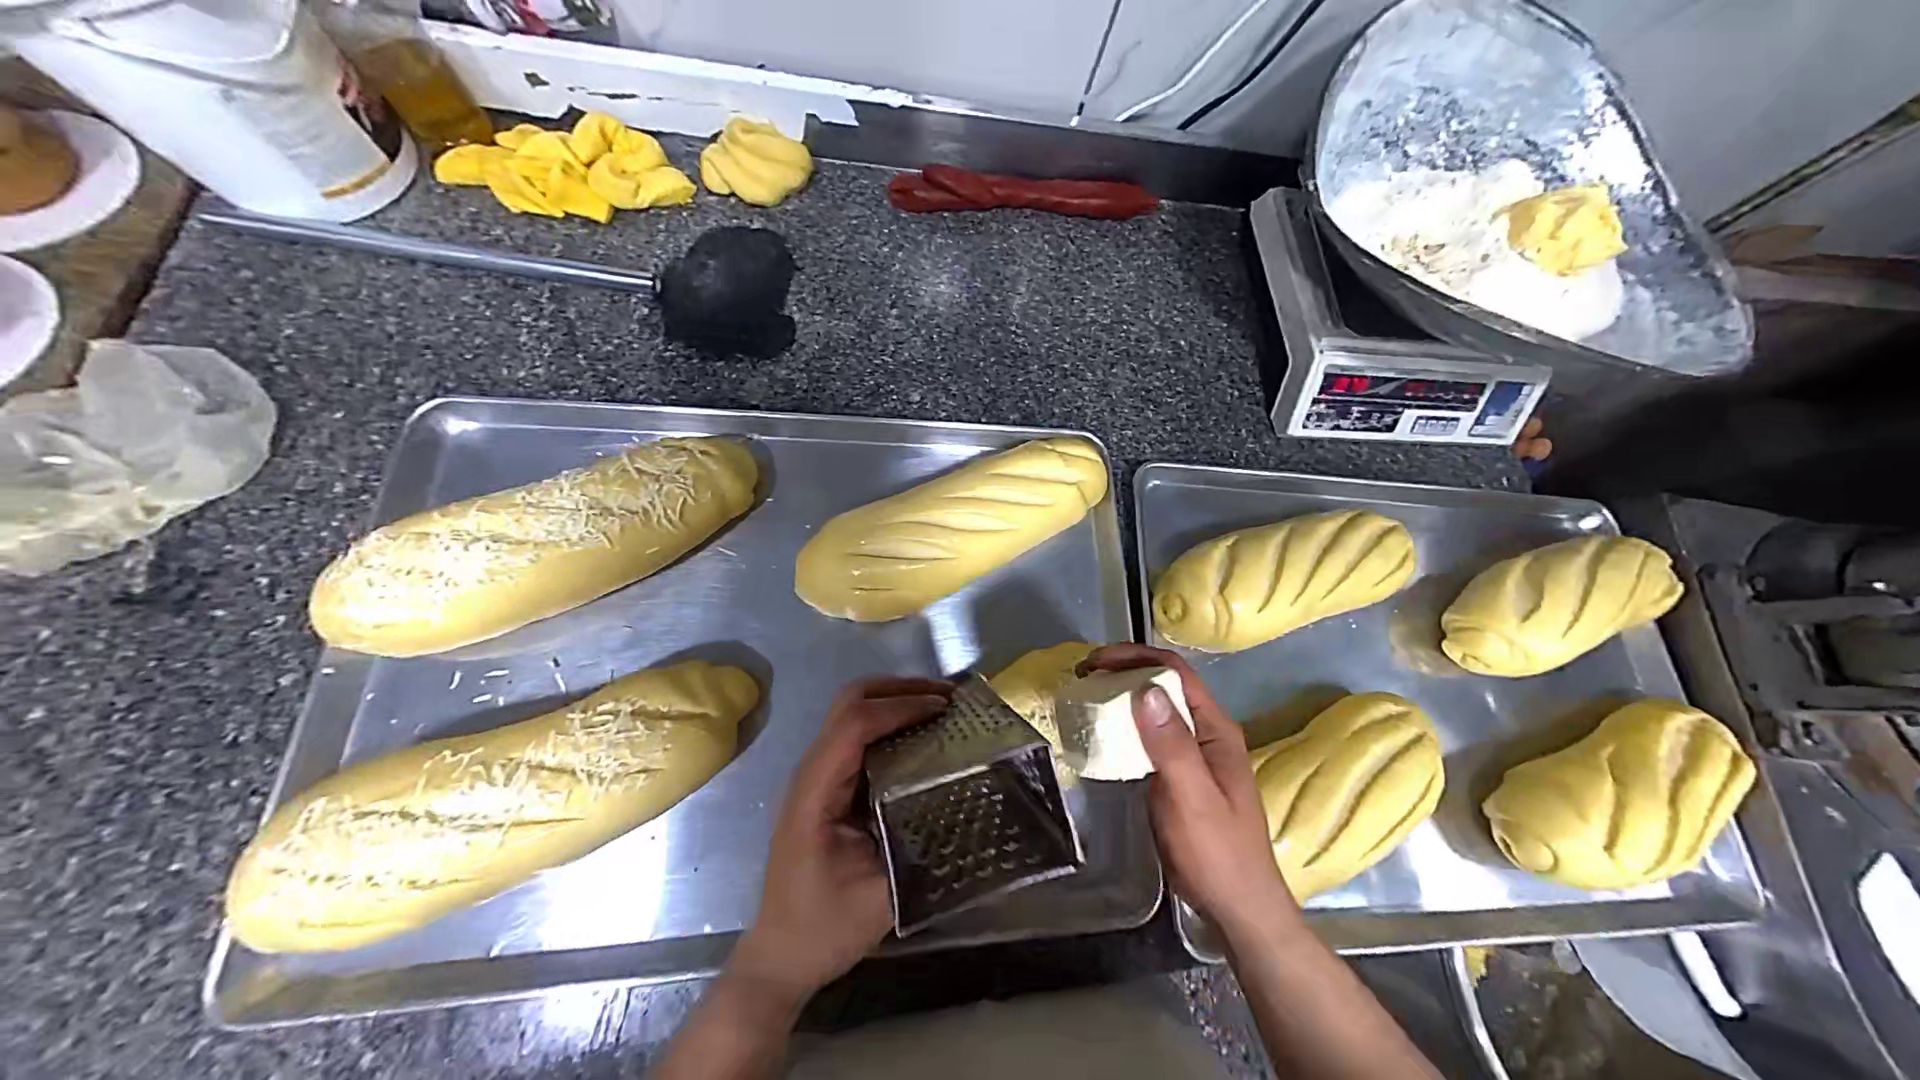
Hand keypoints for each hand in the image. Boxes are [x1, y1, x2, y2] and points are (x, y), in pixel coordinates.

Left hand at [731, 676, 952, 999]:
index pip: (854, 725)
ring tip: (942, 708)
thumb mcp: (880, 896)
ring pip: (852, 713)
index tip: (945, 710)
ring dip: (895, 701)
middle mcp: (811, 773)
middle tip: (947, 697)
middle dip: (898, 689)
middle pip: (849, 703)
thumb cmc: (824, 928)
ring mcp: (816, 777)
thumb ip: (920, 847)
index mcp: (815, 792)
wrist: (781, 955)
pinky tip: (922, 736)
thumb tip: (965, 802)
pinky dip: (890, 723)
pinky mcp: (827, 787)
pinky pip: (857, 737)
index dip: (900, 708)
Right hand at [1078, 644, 1296, 939]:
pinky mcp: (1177, 775)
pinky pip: (1148, 738)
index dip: (1135, 657)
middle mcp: (1205, 734)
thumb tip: (1144, 688)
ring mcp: (1192, 755)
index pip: (1175, 672)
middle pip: (1163, 685)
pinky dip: (1123, 727)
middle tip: (1081, 680)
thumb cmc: (1218, 852)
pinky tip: (1101, 737)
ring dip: (1121, 698)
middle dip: (1123, 673)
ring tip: (1084, 701)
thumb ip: (1171, 744)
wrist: (1237, 907)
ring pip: (1154, 710)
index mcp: (1216, 730)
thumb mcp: (1193, 797)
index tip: (1094, 664)